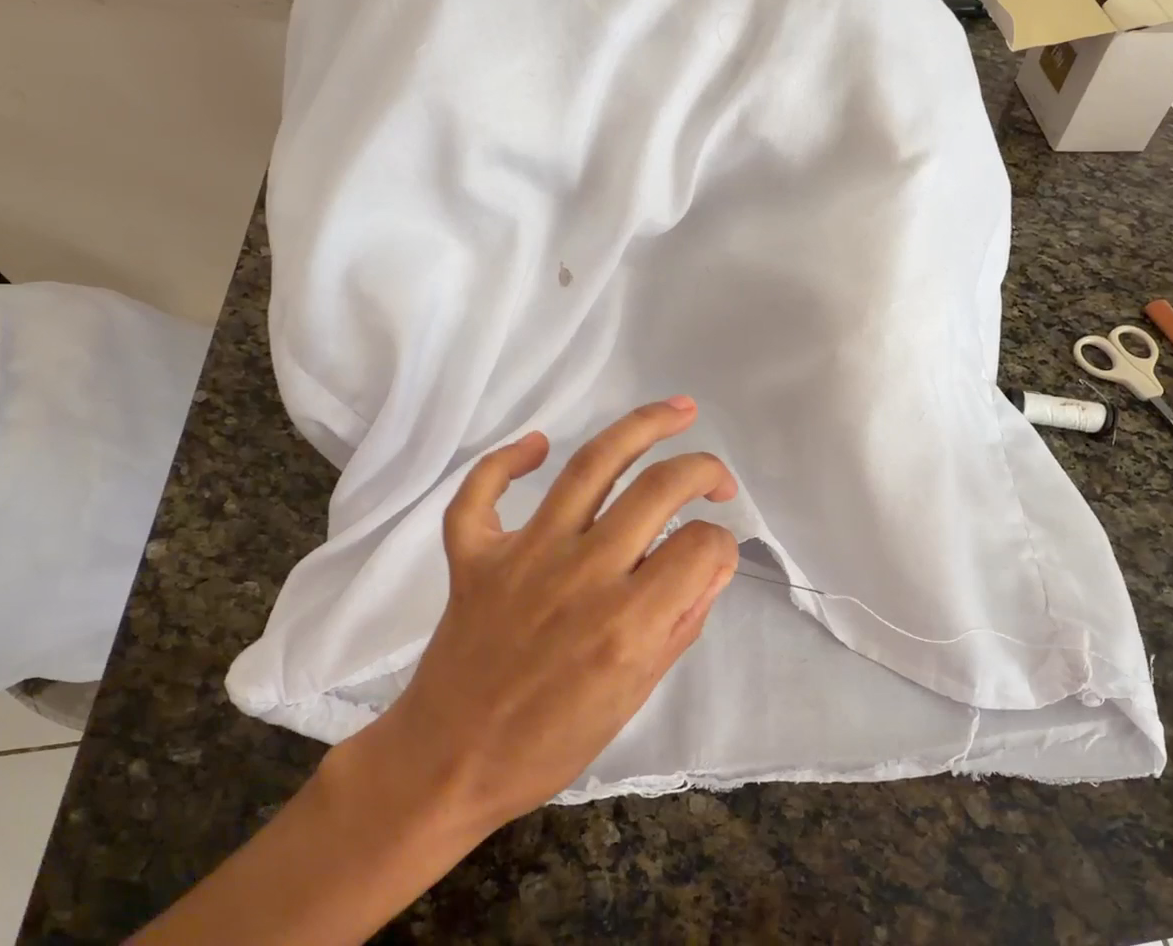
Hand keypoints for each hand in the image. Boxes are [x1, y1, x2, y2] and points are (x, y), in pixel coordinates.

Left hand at [331, 395, 739, 834]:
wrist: (449, 763)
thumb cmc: (551, 744)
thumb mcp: (636, 697)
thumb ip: (680, 623)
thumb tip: (712, 563)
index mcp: (628, 622)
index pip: (702, 546)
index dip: (723, 544)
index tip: (715, 556)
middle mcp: (582, 575)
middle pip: (658, 488)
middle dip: (703, 470)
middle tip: (716, 480)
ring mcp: (523, 556)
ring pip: (590, 466)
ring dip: (640, 426)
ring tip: (677, 410)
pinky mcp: (474, 555)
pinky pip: (483, 491)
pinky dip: (508, 460)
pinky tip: (538, 444)